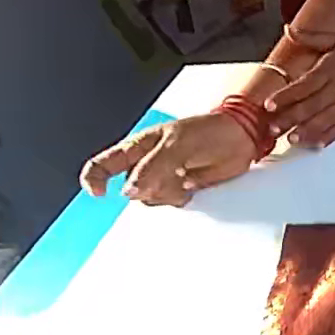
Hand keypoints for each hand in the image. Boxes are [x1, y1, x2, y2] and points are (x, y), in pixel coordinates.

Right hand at [78, 113, 255, 205]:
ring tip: (186, 176)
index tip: (99, 193)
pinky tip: (193, 184)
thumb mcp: (177, 145)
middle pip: (130, 190)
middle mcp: (148, 164)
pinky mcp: (183, 190)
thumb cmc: (209, 131)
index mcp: (138, 147)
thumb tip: (130, 190)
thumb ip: (152, 167)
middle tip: (170, 175)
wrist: (241, 139)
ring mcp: (165, 178)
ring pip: (150, 199)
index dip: (94, 179)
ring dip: (167, 194)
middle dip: (147, 188)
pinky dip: (181, 199)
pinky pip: (171, 204)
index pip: (103, 164)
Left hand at [265, 28, 334, 147]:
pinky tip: (317, 144)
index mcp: (329, 70)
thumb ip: (311, 37)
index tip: (269, 105)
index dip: (285, 96)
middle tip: (273, 129)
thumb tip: (288, 29)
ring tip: (292, 140)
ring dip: (306, 131)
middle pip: (308, 107)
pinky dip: (329, 137)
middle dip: (289, 119)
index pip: (302, 86)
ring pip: (323, 120)